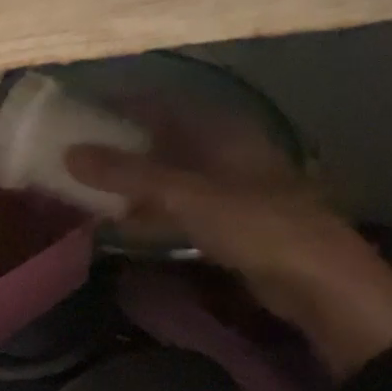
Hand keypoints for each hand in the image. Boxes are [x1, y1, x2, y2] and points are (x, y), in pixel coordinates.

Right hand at [67, 99, 391, 378]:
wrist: (324, 287)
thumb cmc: (255, 223)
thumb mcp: (183, 194)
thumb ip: (125, 173)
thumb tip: (67, 153)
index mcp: (219, 127)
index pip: (159, 103)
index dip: (119, 105)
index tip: (77, 115)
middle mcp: (224, 148)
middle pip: (160, 139)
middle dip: (120, 146)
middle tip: (75, 154)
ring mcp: (230, 186)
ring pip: (168, 174)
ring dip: (132, 181)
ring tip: (88, 188)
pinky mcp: (231, 223)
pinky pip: (180, 207)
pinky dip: (151, 210)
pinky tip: (122, 223)